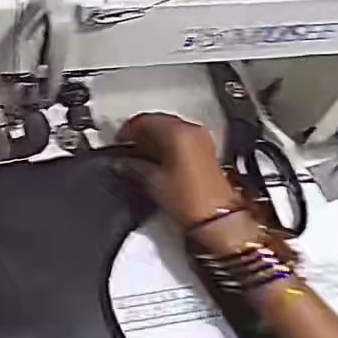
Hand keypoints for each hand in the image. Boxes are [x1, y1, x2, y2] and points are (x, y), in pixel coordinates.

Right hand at [117, 113, 270, 255]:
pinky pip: (181, 135)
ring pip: (170, 126)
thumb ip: (133, 167)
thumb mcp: (154, 183)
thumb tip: (120, 162)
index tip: (119, 141)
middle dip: (141, 131)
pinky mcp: (207, 147)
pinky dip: (167, 141)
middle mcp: (190, 129)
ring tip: (140, 152)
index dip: (128, 131)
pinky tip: (159, 156)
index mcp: (176, 133)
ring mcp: (201, 137)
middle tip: (127, 146)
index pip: (144, 121)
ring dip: (154, 136)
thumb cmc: (189, 201)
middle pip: (158, 120)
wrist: (217, 217)